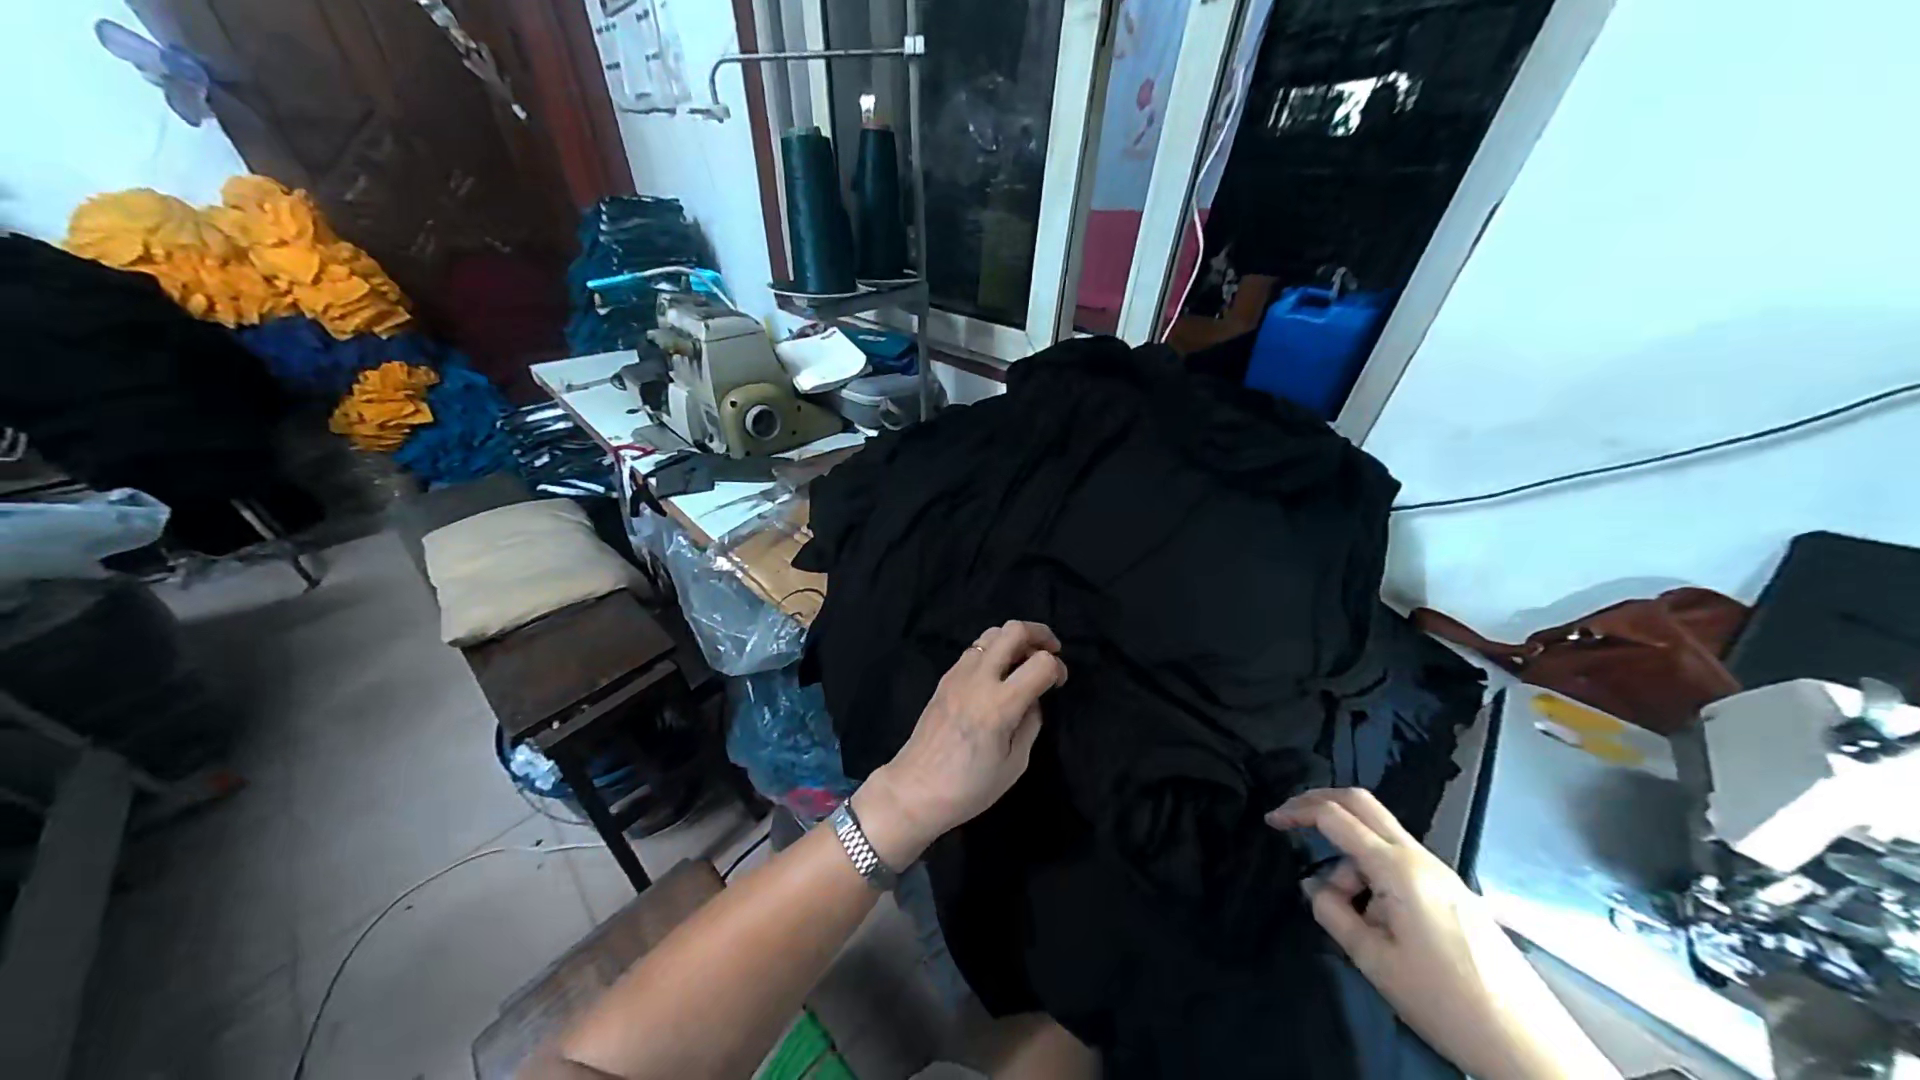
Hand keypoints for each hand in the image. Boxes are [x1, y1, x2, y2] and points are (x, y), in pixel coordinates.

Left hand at [855, 621, 1067, 868]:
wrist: (915, 789)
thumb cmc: (969, 786)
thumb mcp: (1015, 763)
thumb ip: (1030, 723)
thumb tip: (1033, 699)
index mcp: (1000, 704)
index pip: (1041, 663)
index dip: (1058, 668)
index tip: (1058, 684)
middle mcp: (979, 679)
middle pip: (1013, 630)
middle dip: (1040, 634)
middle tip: (1050, 651)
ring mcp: (958, 675)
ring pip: (991, 634)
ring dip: (1013, 640)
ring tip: (1023, 662)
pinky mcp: (945, 678)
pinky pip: (974, 650)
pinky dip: (993, 651)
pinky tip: (998, 675)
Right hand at [1267, 789, 1618, 1079]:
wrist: (1532, 1048)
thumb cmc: (1445, 1002)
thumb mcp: (1373, 961)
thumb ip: (1333, 913)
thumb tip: (1316, 887)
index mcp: (1398, 869)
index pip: (1336, 817)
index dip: (1297, 811)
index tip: (1271, 821)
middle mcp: (1421, 859)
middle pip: (1362, 803)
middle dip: (1320, 803)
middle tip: (1290, 819)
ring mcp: (1441, 874)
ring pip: (1379, 837)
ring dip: (1349, 855)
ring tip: (1345, 911)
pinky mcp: (1453, 893)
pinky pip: (1399, 861)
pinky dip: (1371, 871)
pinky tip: (1373, 916)